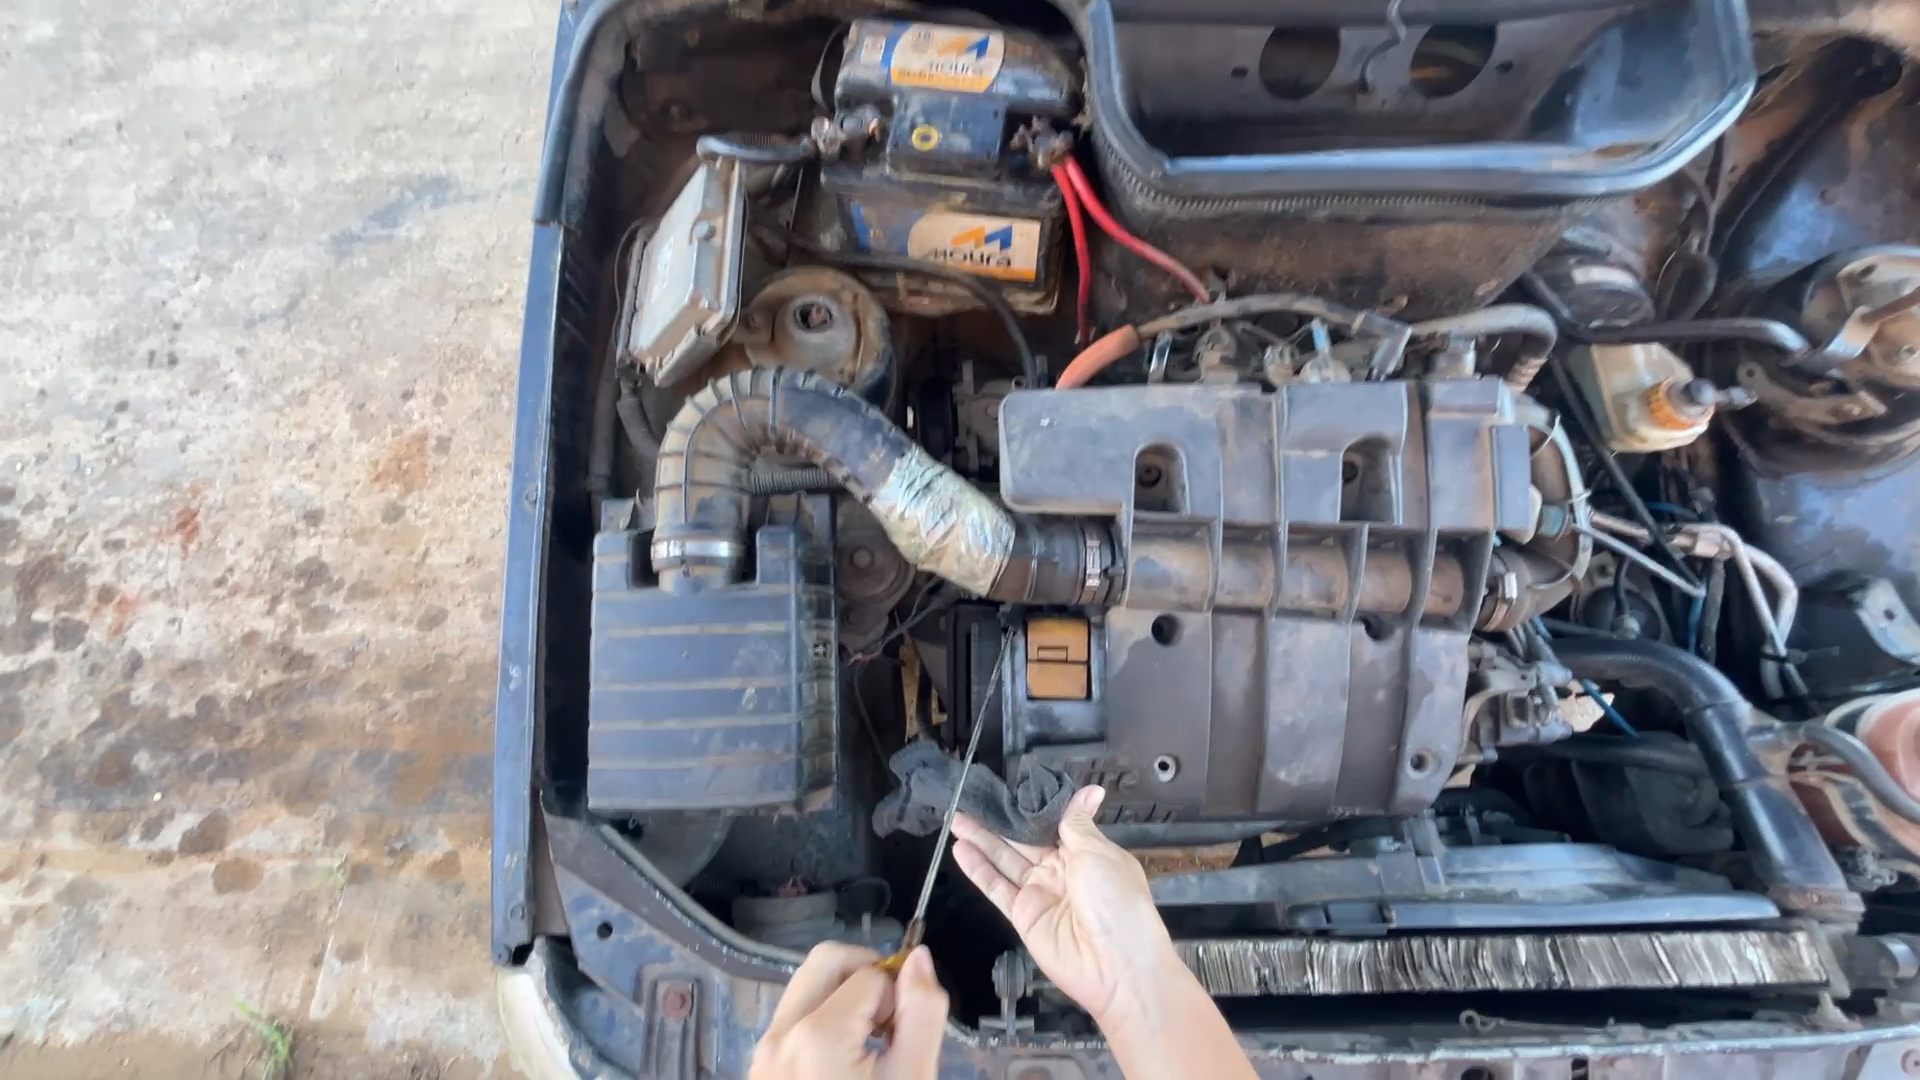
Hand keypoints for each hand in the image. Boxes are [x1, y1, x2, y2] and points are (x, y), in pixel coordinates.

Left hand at [749, 942, 947, 1079]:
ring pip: (807, 988)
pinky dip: (823, 1022)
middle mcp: (779, 1036)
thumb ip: (922, 1014)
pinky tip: (845, 1068)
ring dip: (844, 997)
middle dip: (866, 974)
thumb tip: (918, 958)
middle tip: (891, 1021)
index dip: (899, 997)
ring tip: (871, 1047)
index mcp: (817, 1036)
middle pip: (827, 961)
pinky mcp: (758, 1074)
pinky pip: (792, 1020)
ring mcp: (762, 1056)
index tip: (907, 1036)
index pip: (872, 974)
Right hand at [951, 785, 1180, 1025]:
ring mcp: (1039, 893)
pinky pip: (997, 887)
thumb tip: (1090, 790)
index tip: (1007, 786)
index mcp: (1083, 852)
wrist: (1118, 966)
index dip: (1029, 807)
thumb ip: (1077, 822)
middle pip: (1022, 840)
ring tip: (957, 817)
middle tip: (972, 798)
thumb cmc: (1116, 900)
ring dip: (981, 839)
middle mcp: (1059, 869)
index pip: (1050, 823)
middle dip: (998, 820)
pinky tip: (960, 848)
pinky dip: (978, 869)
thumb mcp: (1099, 852)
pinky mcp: (1022, 916)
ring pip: (1005, 859)